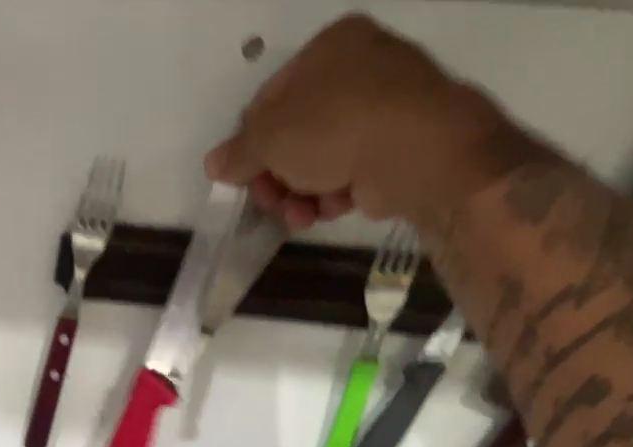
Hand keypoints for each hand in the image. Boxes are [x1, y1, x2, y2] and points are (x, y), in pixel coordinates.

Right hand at [206, 16, 530, 228]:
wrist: (418, 151)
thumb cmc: (334, 127)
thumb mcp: (268, 138)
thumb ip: (237, 152)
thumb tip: (214, 164)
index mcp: (330, 46)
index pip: (270, 98)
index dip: (250, 143)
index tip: (243, 177)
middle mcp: (361, 66)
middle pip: (294, 133)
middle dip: (276, 176)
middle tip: (270, 201)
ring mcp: (386, 104)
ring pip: (321, 156)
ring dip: (300, 193)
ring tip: (300, 215)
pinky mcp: (401, 142)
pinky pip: (352, 168)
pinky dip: (335, 193)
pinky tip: (330, 208)